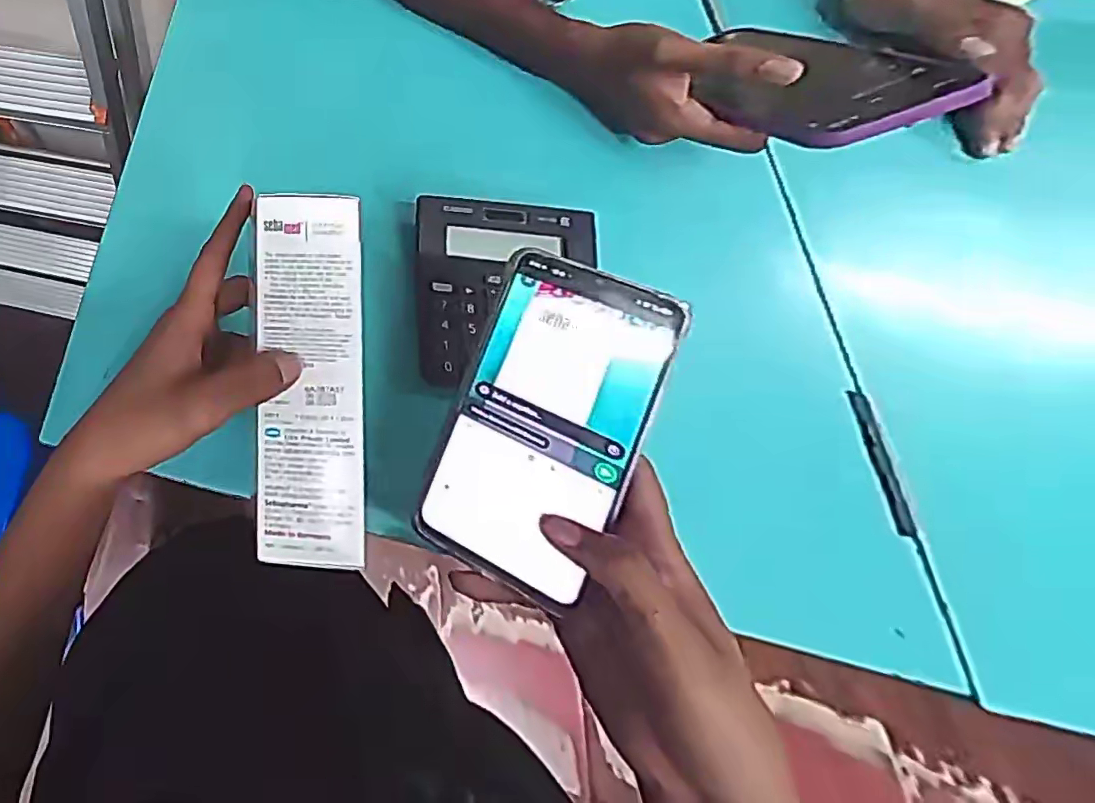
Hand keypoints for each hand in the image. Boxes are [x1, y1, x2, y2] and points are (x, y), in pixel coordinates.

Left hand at [59, 185, 301, 484]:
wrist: (103, 453)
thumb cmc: (143, 419)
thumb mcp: (204, 402)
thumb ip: (250, 382)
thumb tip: (294, 361)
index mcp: (186, 319)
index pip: (212, 261)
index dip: (230, 227)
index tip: (248, 197)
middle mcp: (187, 328)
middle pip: (231, 296)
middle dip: (266, 291)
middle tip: (306, 291)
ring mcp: (186, 352)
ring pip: (232, 330)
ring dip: (260, 334)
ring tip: (303, 343)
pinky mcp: (186, 375)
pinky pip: (225, 357)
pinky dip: (248, 362)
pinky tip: (273, 382)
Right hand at [447, 460, 797, 802]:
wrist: (703, 783)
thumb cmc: (717, 713)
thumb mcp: (674, 635)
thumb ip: (621, 574)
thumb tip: (559, 526)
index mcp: (660, 558)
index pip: (634, 484)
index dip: (606, 446)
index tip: (566, 418)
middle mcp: (623, 566)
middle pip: (573, 505)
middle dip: (538, 480)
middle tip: (496, 459)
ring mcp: (593, 592)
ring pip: (540, 543)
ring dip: (505, 530)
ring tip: (469, 517)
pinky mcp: (570, 618)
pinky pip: (523, 584)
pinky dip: (493, 578)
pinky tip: (470, 576)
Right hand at [557, 23, 804, 152]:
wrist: (573, 54)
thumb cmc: (619, 53)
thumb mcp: (683, 52)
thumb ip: (735, 64)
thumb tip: (789, 73)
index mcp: (676, 123)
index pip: (739, 140)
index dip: (768, 123)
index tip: (788, 104)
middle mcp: (661, 133)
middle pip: (718, 126)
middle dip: (733, 103)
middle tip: (735, 72)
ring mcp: (645, 128)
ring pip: (695, 117)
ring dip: (706, 96)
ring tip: (699, 69)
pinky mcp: (635, 118)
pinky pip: (673, 112)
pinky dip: (683, 96)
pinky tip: (675, 75)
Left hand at [844, 0, 1040, 157]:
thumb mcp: (912, 8)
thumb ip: (947, 26)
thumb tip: (984, 50)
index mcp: (995, 31)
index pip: (1008, 81)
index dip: (999, 114)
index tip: (988, 142)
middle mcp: (1002, 35)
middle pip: (1016, 85)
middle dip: (1008, 119)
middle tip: (993, 148)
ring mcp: (990, 39)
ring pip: (1009, 82)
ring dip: (1004, 113)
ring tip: (995, 140)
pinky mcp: (971, 44)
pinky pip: (993, 77)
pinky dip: (991, 100)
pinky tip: (979, 115)